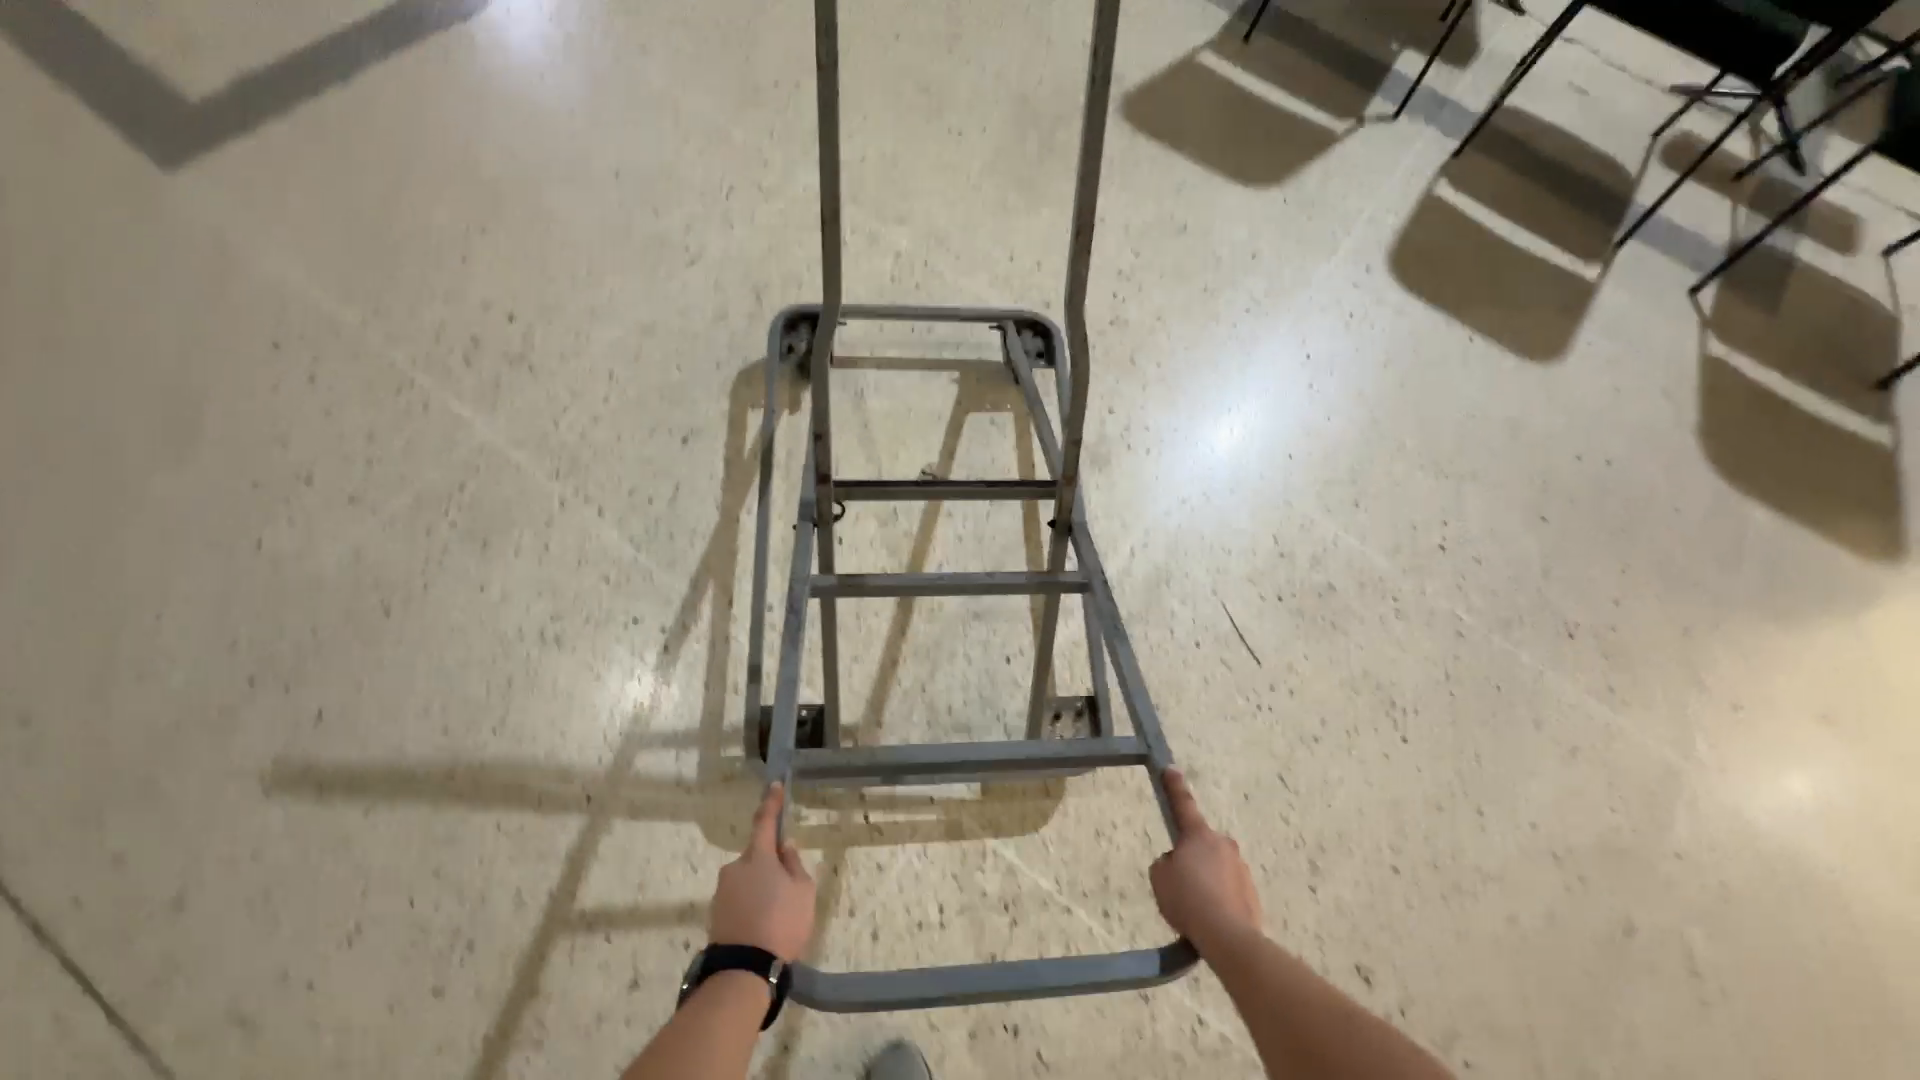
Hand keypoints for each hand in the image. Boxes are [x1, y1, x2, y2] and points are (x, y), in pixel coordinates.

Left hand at [709, 783, 815, 960]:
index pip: (765, 822)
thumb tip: (784, 847)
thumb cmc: (781, 923)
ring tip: (778, 919)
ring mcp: (721, 891)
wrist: (744, 969)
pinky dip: (751, 907)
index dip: (772, 803)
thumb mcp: (803, 892)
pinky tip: (763, 928)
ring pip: (748, 881)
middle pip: (757, 858)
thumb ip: (794, 865)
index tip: (774, 785)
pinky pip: (739, 900)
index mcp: (758, 857)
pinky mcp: (716, 913)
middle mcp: (734, 868)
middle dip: (771, 867)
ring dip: (761, 890)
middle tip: (790, 893)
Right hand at [1150, 768, 1260, 951]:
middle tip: (1178, 883)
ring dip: (1205, 880)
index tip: (1170, 768)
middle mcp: (1224, 844)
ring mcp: (1241, 867)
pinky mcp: (1252, 892)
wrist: (1228, 936)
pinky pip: (1228, 888)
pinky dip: (1219, 898)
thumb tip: (1178, 864)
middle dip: (1191, 857)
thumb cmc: (1187, 900)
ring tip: (1194, 908)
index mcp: (1199, 836)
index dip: (1174, 786)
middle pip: (1201, 844)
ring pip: (1215, 868)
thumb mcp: (1159, 877)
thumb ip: (1165, 863)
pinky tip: (1210, 918)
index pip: (1183, 804)